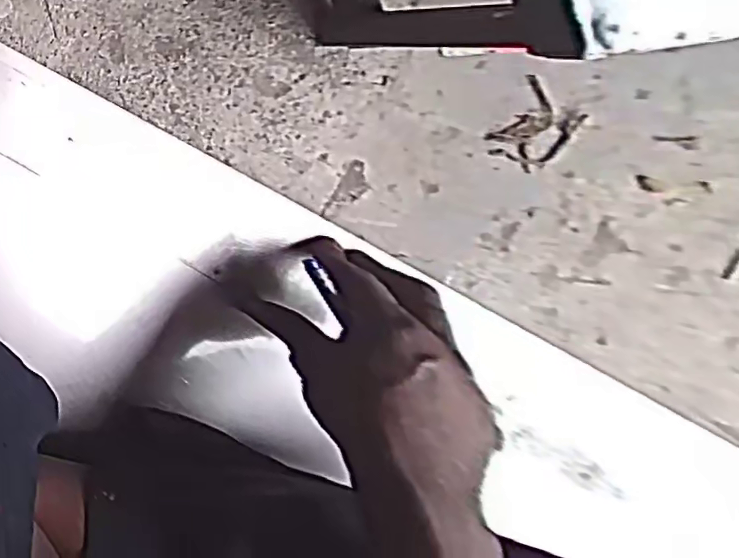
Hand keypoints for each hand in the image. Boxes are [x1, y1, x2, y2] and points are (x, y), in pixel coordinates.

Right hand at [235, 239, 500, 556]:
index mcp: (391, 326)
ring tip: (377, 307)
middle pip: (405, 288)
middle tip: (350, 266)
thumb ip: (292, 329)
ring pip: (433, 321)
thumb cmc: (371, 431)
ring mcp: (458, 373)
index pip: (357, 275)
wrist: (417, 488)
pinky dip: (422, 346)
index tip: (320, 250)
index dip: (333, 257)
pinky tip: (405, 356)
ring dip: (403, 306)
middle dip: (375, 272)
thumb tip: (265, 308)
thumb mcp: (316, 367)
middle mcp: (432, 342)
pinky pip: (450, 358)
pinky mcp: (472, 403)